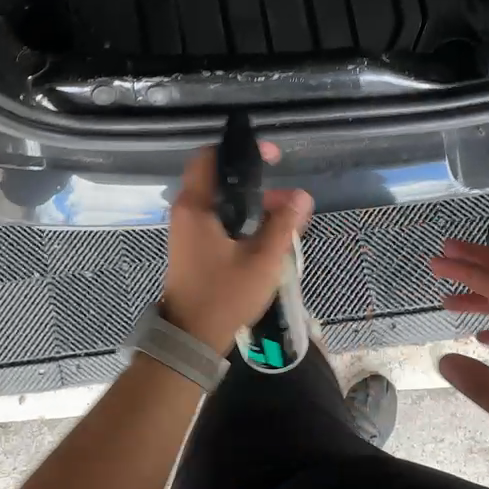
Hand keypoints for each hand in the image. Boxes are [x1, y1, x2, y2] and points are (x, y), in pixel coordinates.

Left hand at [161, 143, 312, 353]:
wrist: (191, 337)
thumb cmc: (224, 295)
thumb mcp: (262, 260)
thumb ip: (283, 224)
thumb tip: (302, 196)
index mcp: (195, 206)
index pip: (210, 158)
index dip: (240, 151)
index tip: (271, 157)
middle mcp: (186, 211)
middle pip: (219, 180)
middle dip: (255, 183)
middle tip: (287, 197)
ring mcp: (187, 230)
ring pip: (221, 203)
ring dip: (251, 205)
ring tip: (285, 218)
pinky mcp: (192, 246)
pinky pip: (217, 220)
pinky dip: (240, 220)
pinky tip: (267, 234)